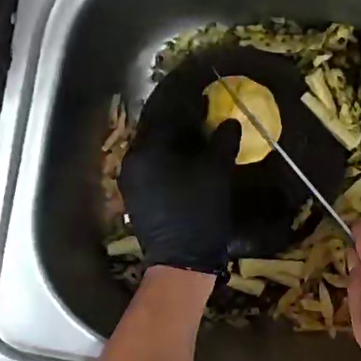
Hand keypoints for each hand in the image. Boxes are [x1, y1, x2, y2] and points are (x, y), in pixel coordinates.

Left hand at [117, 101, 241, 274]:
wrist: (182, 261)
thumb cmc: (199, 212)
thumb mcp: (216, 172)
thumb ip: (222, 141)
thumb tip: (230, 122)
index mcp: (147, 150)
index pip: (167, 115)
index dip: (189, 105)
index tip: (206, 99)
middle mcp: (132, 161)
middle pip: (157, 132)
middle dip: (180, 124)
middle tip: (203, 119)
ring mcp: (131, 182)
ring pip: (154, 152)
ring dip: (174, 144)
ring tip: (198, 143)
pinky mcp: (136, 199)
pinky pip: (152, 170)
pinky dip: (169, 162)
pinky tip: (186, 167)